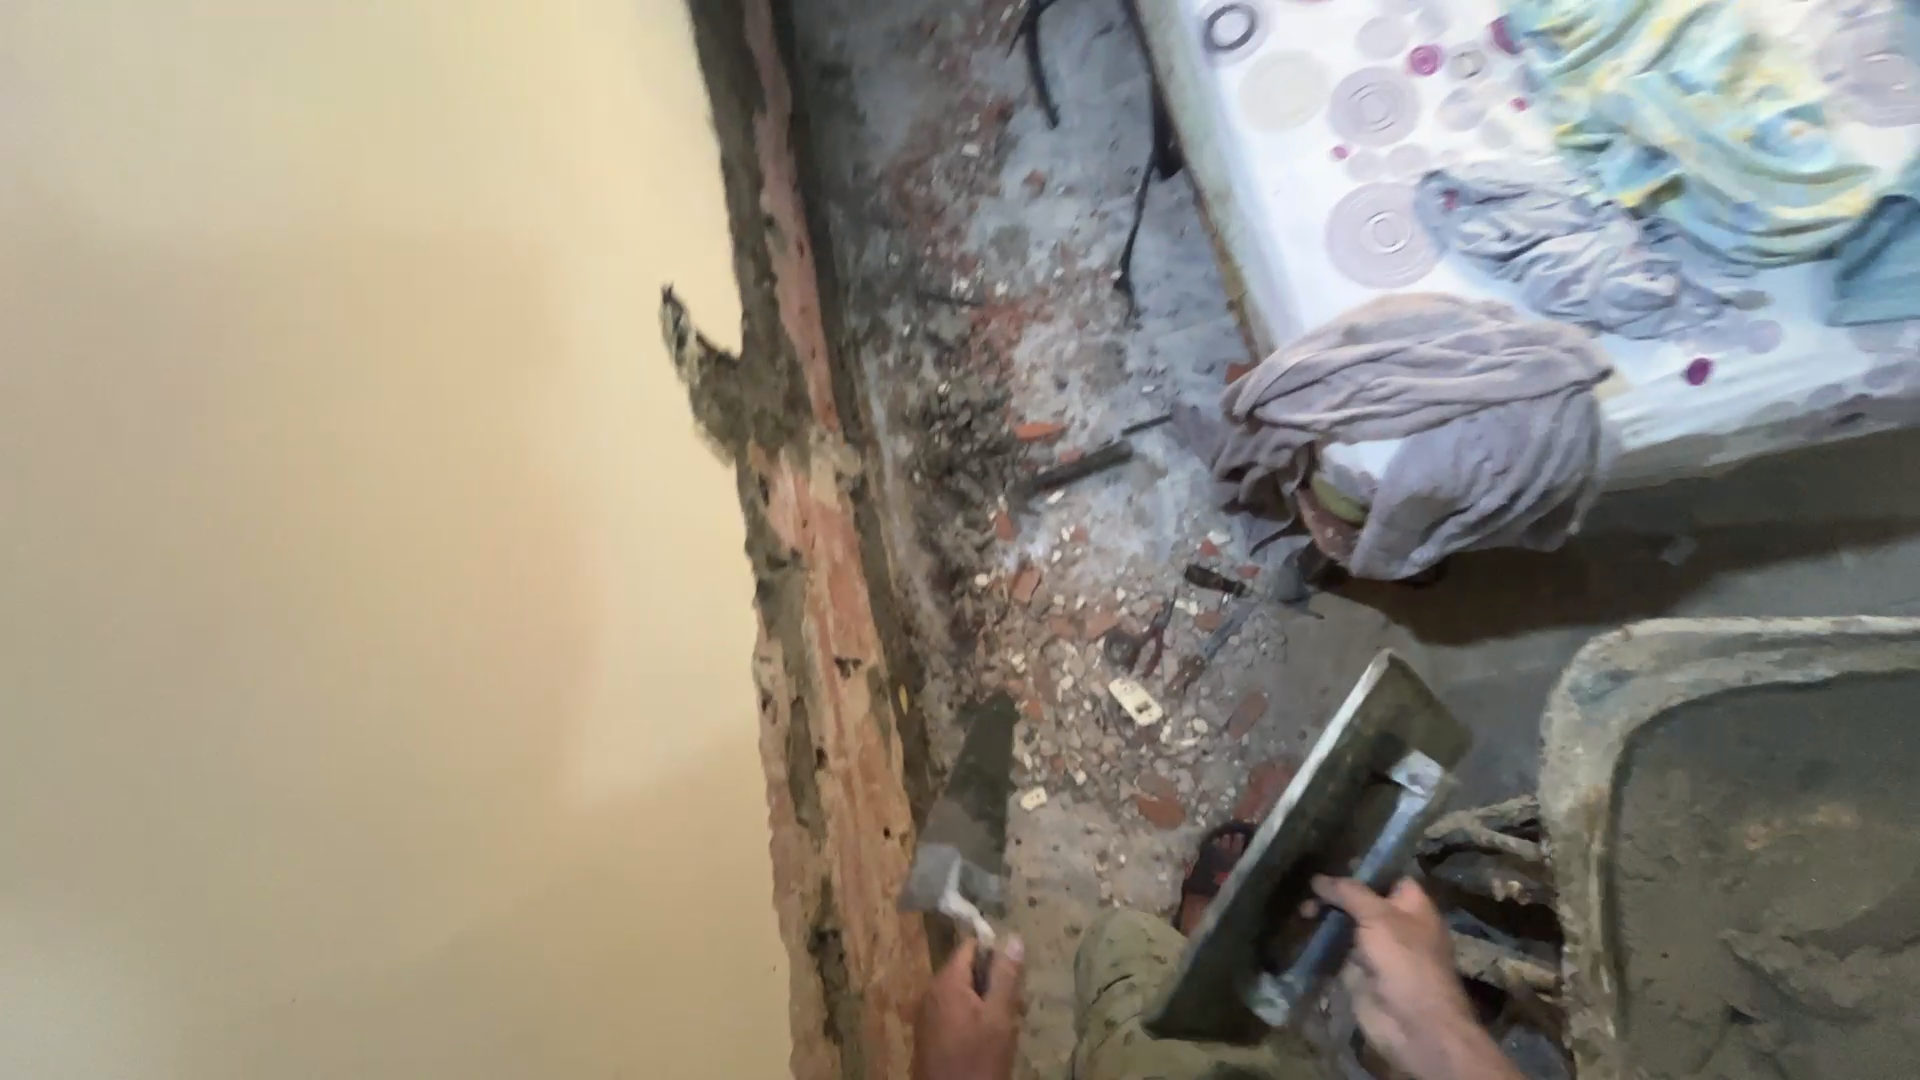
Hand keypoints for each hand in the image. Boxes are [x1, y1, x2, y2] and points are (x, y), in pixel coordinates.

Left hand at [912, 936, 1025, 1079]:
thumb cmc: (977, 1062)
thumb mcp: (998, 1017)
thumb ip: (1005, 976)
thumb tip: (1013, 937)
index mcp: (946, 981)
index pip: (971, 946)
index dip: (995, 955)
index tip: (1015, 977)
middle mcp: (931, 991)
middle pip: (967, 970)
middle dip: (993, 983)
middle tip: (1016, 1007)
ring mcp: (927, 1015)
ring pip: (963, 993)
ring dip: (986, 1004)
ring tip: (1007, 1027)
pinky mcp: (929, 1036)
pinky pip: (954, 1013)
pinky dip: (973, 1019)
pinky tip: (989, 1042)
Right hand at [1312, 876, 1518, 1079]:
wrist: (1415, 1026)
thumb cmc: (1405, 961)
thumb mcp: (1378, 915)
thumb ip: (1348, 891)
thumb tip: (1316, 878)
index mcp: (1412, 905)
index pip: (1387, 874)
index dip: (1362, 864)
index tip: (1330, 852)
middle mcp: (1395, 922)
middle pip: (1361, 896)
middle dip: (1334, 888)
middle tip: (1304, 880)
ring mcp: (1376, 946)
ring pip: (1345, 920)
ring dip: (1323, 912)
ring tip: (1300, 907)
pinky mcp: (1358, 967)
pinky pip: (1335, 944)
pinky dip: (1319, 936)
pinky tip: (1298, 925)